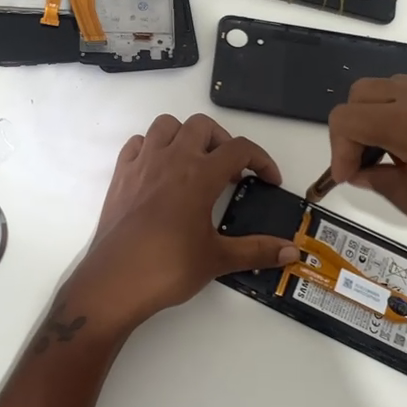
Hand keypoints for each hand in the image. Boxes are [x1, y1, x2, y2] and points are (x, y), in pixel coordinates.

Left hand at [60, 114, 297, 337]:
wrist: (115, 282)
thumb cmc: (169, 268)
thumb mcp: (218, 259)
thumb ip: (257, 250)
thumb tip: (291, 251)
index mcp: (199, 175)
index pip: (239, 149)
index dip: (261, 160)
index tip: (269, 180)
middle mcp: (171, 159)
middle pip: (202, 126)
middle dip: (222, 141)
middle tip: (231, 170)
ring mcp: (142, 163)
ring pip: (166, 125)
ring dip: (185, 136)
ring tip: (195, 163)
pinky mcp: (120, 175)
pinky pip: (137, 144)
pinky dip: (152, 147)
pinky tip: (160, 170)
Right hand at [328, 76, 406, 310]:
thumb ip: (390, 186)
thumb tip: (364, 172)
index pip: (350, 116)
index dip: (338, 149)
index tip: (352, 180)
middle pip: (368, 91)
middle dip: (355, 127)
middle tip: (367, 168)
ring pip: (398, 88)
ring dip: (383, 118)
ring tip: (399, 165)